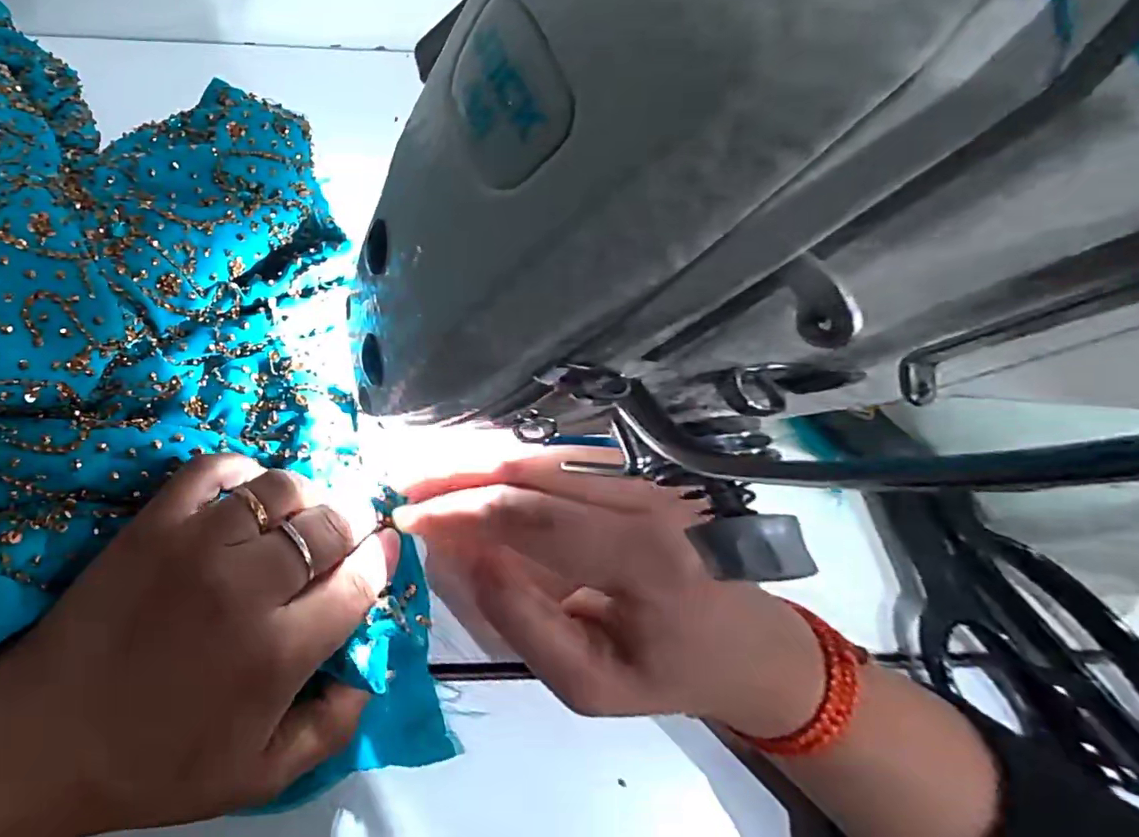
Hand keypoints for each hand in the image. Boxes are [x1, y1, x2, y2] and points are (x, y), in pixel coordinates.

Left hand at [0, 454, 399, 836]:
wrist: (52, 730)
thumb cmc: (156, 762)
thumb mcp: (258, 776)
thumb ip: (330, 728)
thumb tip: (368, 673)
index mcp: (278, 654)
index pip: (355, 585)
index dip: (379, 562)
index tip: (385, 549)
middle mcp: (247, 587)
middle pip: (326, 527)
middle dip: (352, 520)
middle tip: (352, 523)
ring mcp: (198, 543)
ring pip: (278, 488)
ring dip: (304, 493)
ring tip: (303, 506)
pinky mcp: (156, 519)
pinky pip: (214, 469)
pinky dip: (240, 469)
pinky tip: (245, 488)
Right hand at [394, 449, 824, 737]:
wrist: (740, 640)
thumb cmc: (665, 670)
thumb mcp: (592, 685)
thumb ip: (523, 624)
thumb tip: (466, 554)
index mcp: (643, 558)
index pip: (529, 515)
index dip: (458, 511)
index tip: (408, 520)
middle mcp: (639, 498)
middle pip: (522, 467)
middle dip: (450, 472)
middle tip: (398, 487)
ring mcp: (633, 476)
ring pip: (528, 452)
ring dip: (464, 459)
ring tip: (415, 475)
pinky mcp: (622, 470)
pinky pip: (542, 457)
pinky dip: (489, 461)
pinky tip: (454, 470)